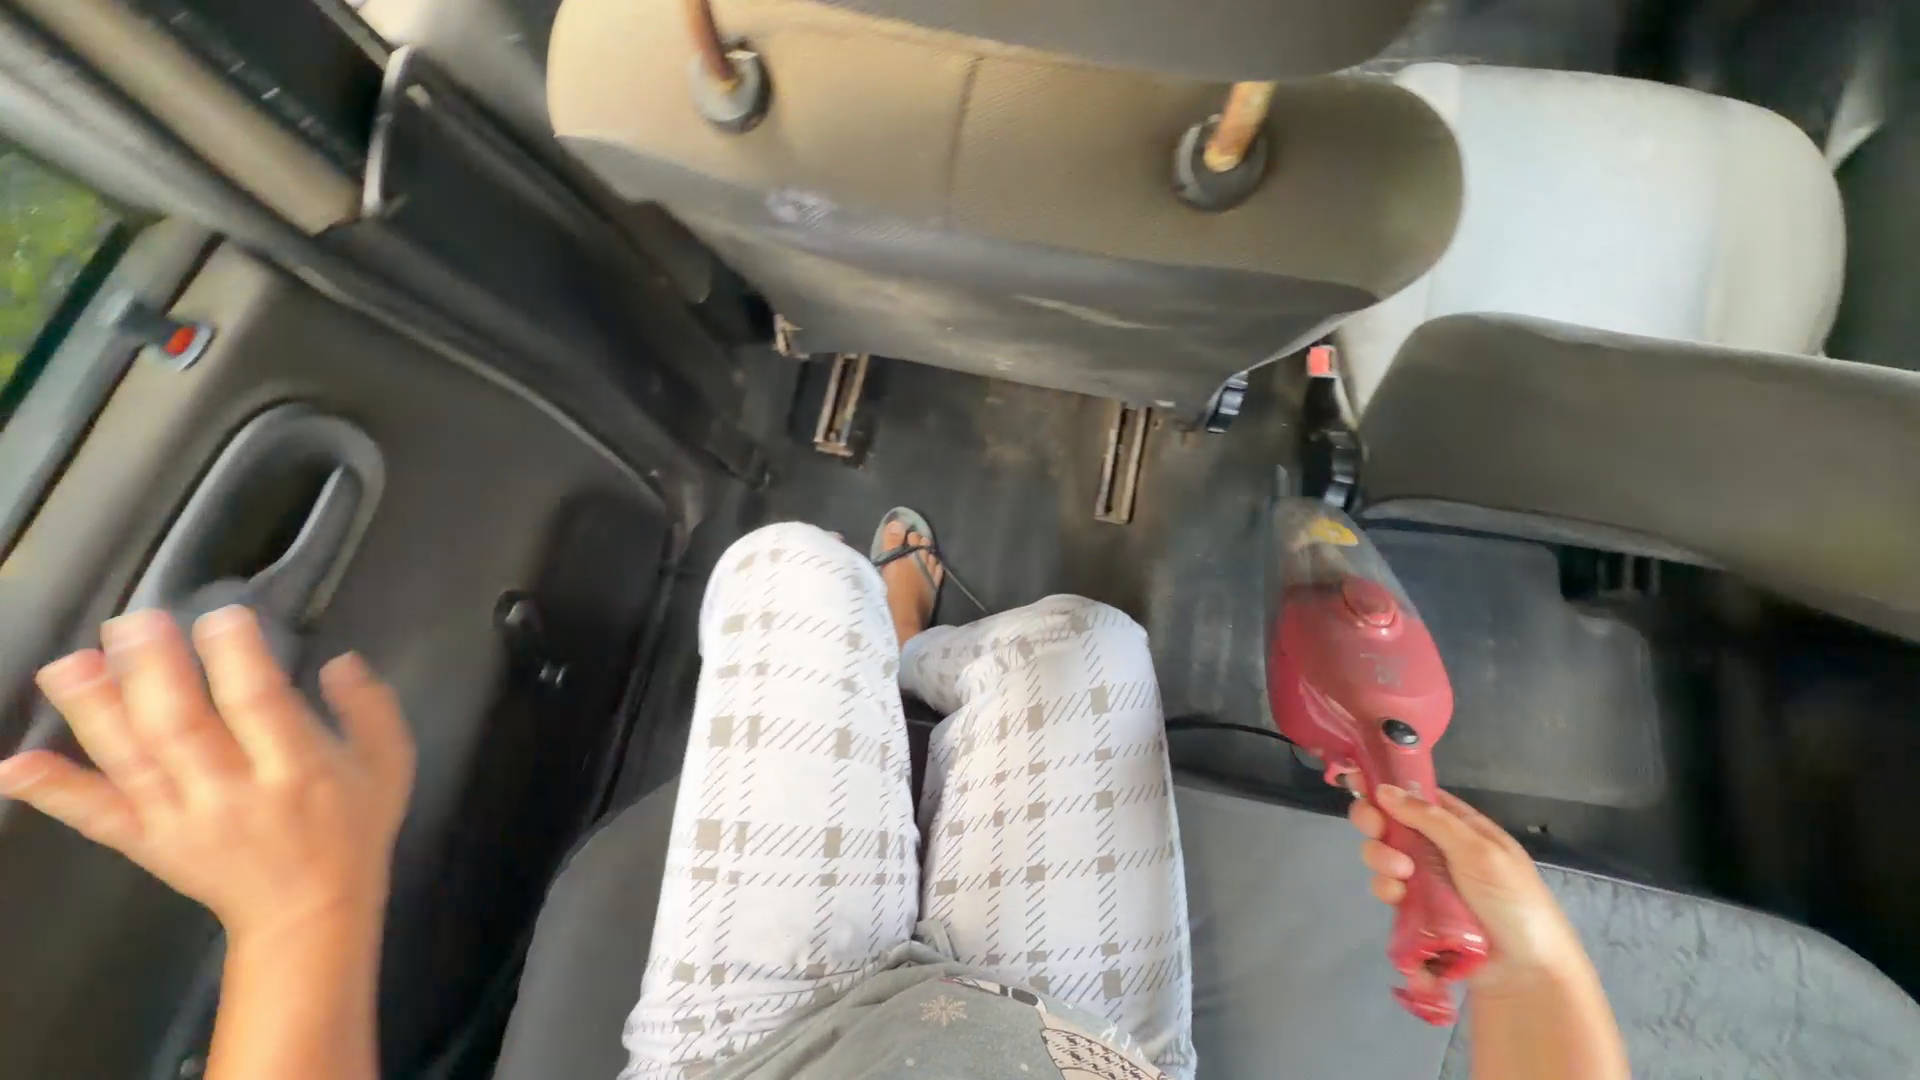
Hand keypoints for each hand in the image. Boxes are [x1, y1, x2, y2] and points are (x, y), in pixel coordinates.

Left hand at [0, 607, 414, 944]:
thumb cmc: (357, 825)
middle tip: (135, 622)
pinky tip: (15, 765)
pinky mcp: (148, 843)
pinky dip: (54, 792)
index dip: (237, 657)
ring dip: (95, 712)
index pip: (260, 704)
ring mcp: (183, 819)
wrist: (311, 907)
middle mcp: (235, 791)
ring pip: (132, 760)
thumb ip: (369, 710)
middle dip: (155, 671)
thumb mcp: (391, 762)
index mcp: (300, 768)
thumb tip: (340, 662)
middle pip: (183, 725)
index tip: (221, 616)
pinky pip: (96, 817)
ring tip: (69, 663)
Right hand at [1351, 785, 1591, 995]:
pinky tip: (1398, 897)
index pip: (1415, 795)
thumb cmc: (1514, 902)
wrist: (1527, 973)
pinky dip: (1385, 887)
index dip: (1386, 786)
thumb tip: (1385, 789)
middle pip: (1389, 820)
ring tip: (1400, 874)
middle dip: (1375, 822)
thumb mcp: (1480, 852)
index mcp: (1459, 826)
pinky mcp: (1414, 907)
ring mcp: (1424, 878)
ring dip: (1381, 857)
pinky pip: (1386, 887)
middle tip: (1374, 829)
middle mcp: (1437, 847)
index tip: (1356, 780)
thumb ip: (1431, 819)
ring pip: (1382, 853)